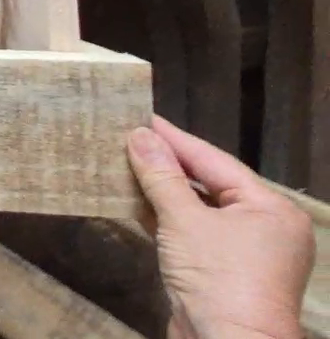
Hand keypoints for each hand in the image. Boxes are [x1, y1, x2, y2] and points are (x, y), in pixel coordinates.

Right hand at [127, 116, 314, 338]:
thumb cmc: (216, 273)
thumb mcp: (182, 217)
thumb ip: (160, 173)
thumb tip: (139, 133)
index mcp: (269, 208)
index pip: (212, 159)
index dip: (171, 137)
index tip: (133, 114)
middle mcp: (263, 223)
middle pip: (206, 179)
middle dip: (162, 159)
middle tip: (119, 133)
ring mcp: (243, 244)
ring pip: (194, 201)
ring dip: (156, 183)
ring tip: (116, 158)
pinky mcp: (218, 260)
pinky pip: (187, 221)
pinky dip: (158, 207)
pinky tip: (128, 193)